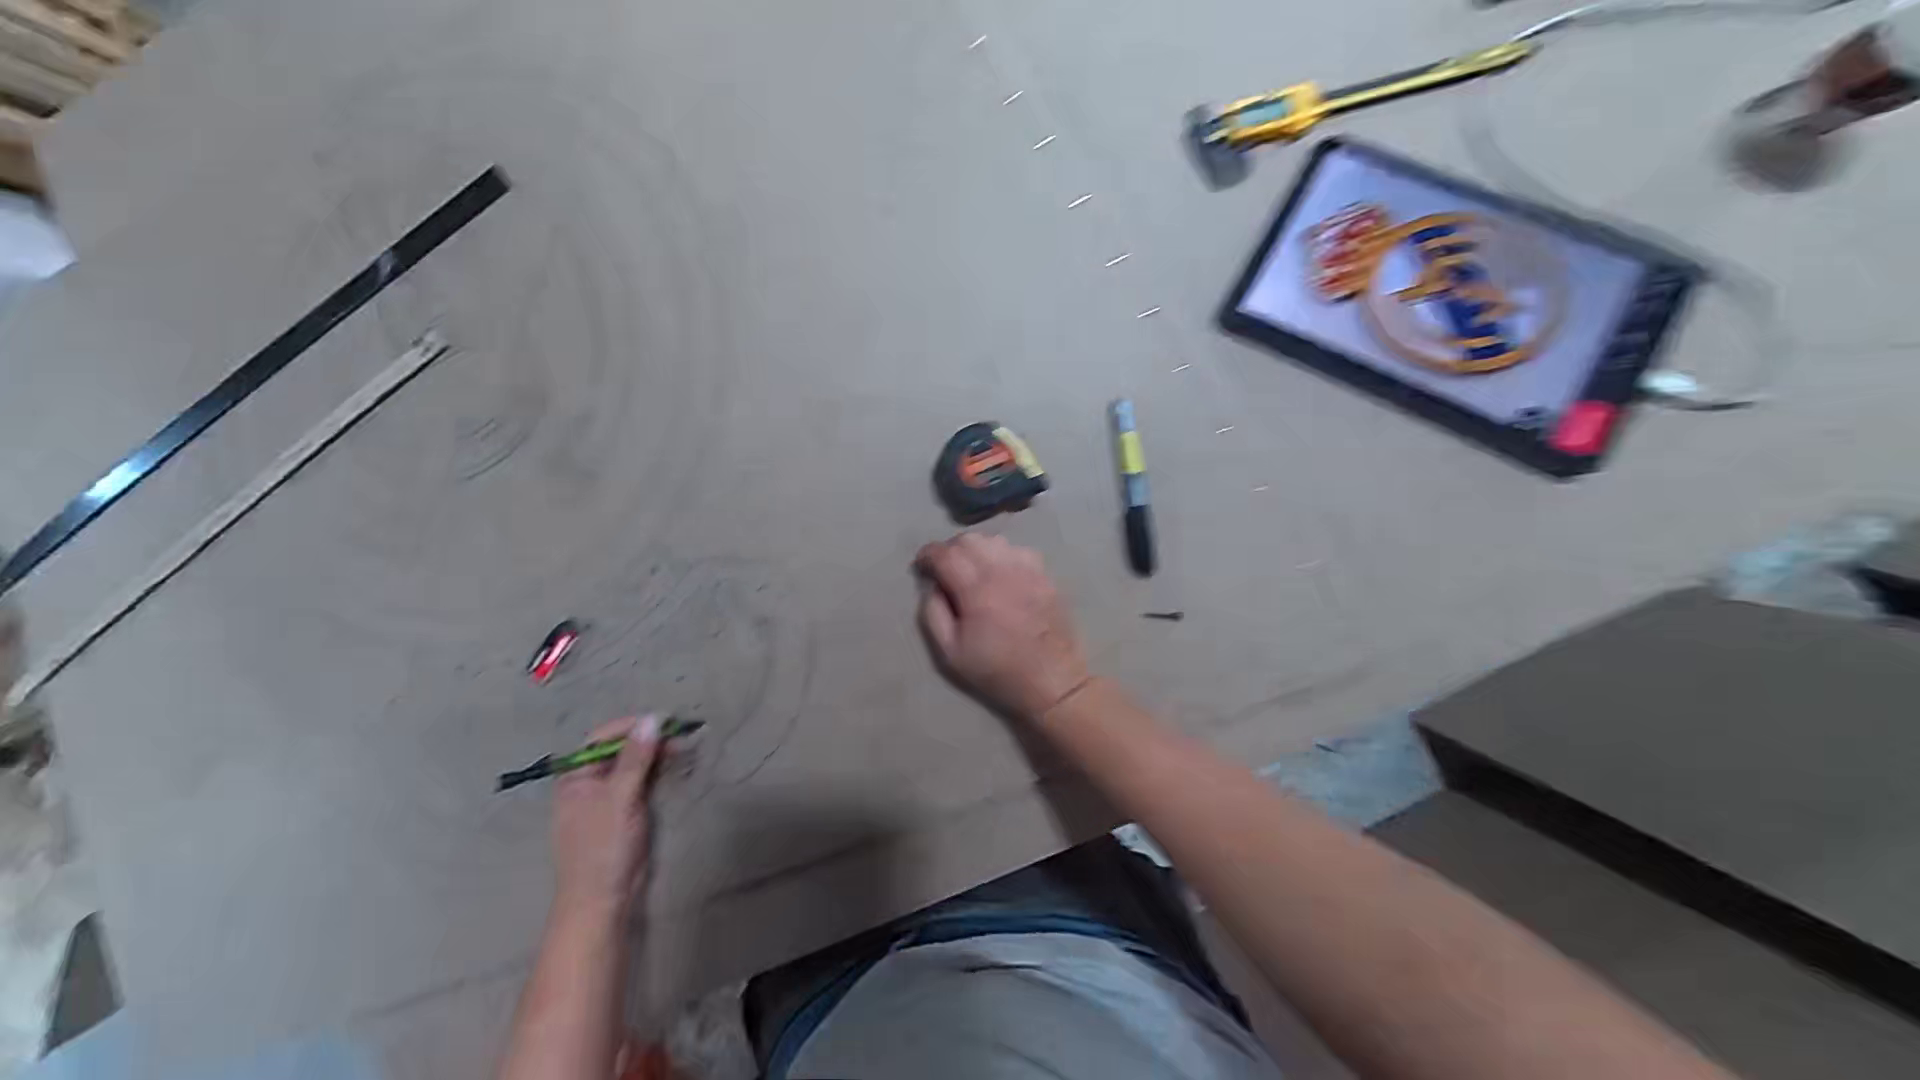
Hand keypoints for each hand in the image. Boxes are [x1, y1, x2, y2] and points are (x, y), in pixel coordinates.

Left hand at [549, 715, 661, 916]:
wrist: (603, 900)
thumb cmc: (603, 847)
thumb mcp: (619, 798)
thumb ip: (636, 758)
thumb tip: (653, 719)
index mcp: (575, 778)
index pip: (602, 739)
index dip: (631, 727)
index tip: (662, 721)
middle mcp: (589, 784)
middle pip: (620, 751)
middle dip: (648, 740)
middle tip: (679, 735)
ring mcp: (607, 798)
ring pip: (633, 765)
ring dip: (656, 754)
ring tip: (682, 747)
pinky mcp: (625, 812)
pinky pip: (641, 782)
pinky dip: (657, 771)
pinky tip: (674, 765)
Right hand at [915, 533, 1091, 721]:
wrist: (1052, 681)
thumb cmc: (997, 670)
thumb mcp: (951, 653)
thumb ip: (933, 613)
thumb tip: (932, 585)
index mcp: (977, 591)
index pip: (946, 554)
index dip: (928, 554)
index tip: (922, 564)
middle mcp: (1003, 571)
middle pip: (969, 539)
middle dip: (950, 548)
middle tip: (944, 567)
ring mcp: (1029, 570)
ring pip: (995, 540)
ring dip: (977, 548)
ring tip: (972, 568)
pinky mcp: (1045, 575)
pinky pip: (1018, 550)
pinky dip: (1002, 554)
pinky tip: (1001, 573)